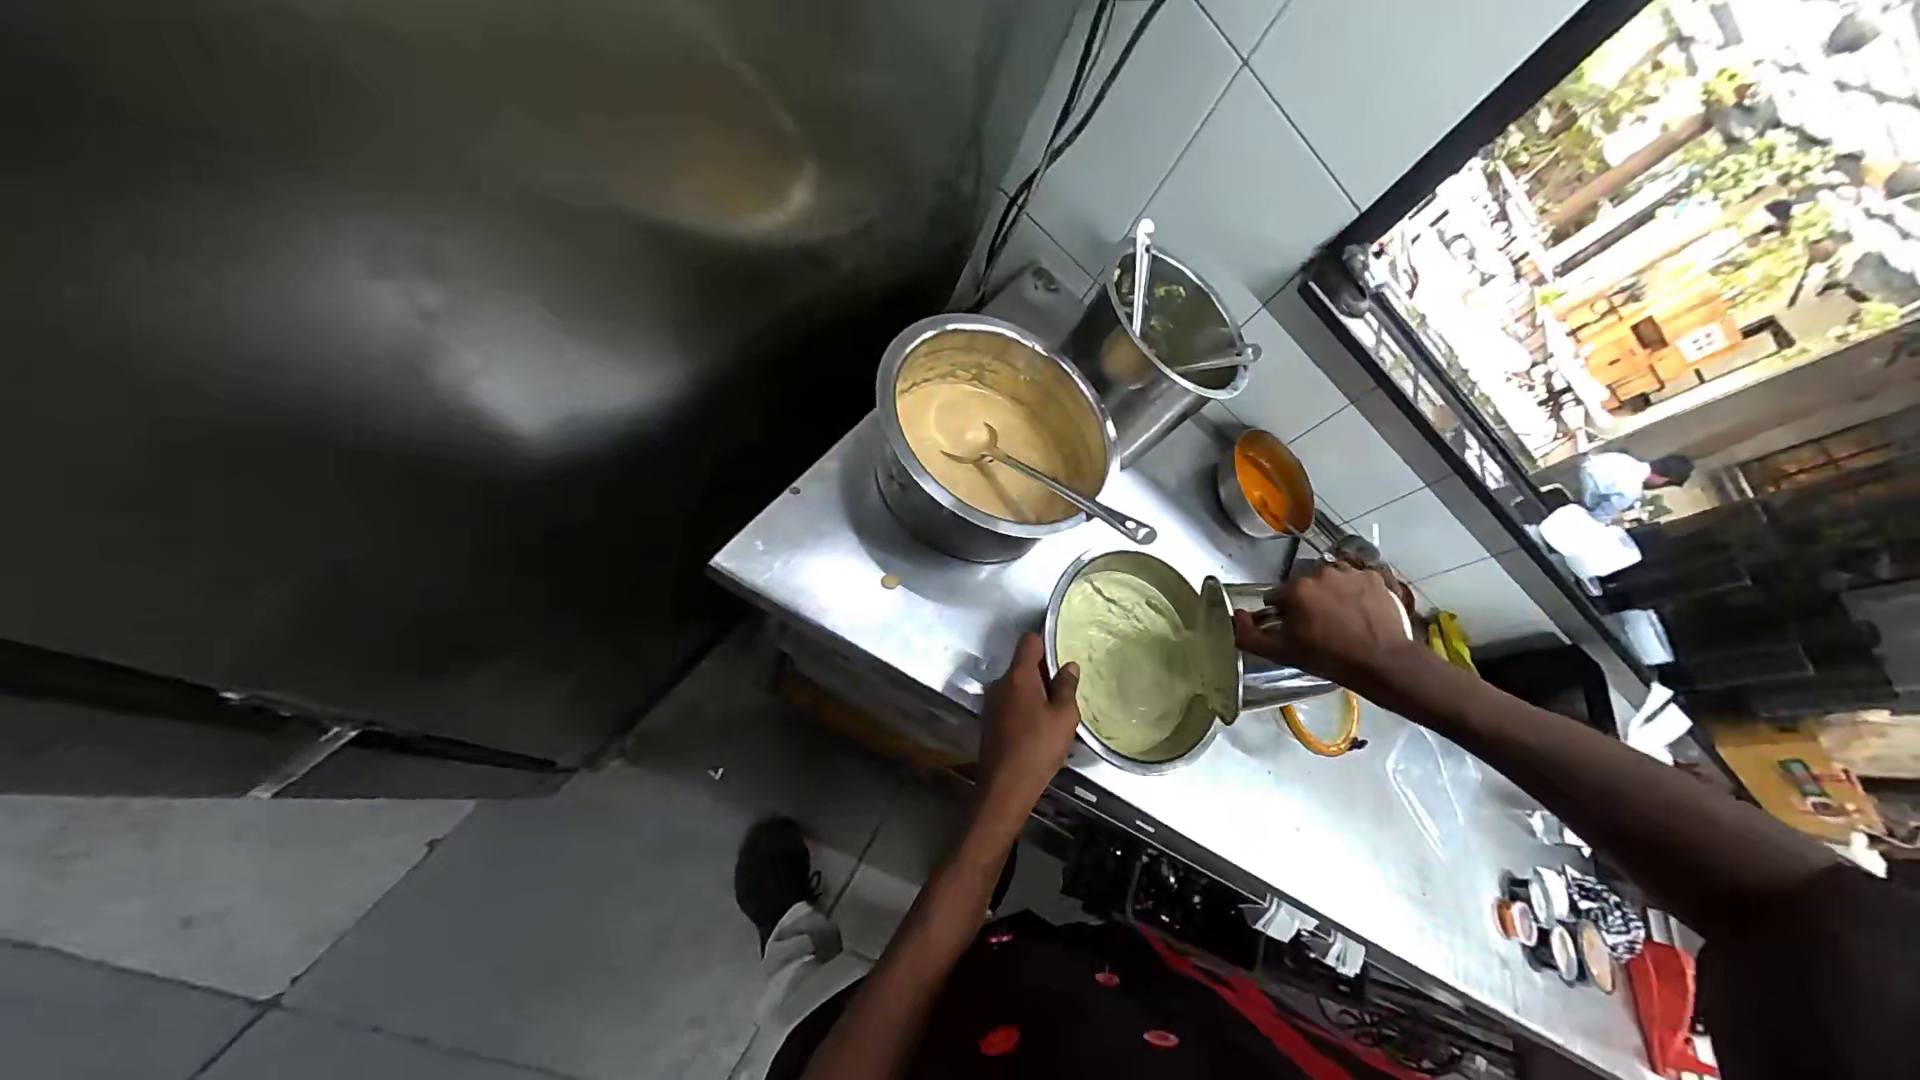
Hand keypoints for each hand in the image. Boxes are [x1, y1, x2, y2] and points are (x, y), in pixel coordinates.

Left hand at [978, 633, 1080, 808]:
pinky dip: (1023, 706)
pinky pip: (1009, 702)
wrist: (1005, 786)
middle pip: (1022, 664)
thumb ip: (1066, 687)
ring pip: (1016, 685)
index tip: (1062, 649)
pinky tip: (1038, 726)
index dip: (1045, 640)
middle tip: (1065, 686)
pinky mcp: (988, 720)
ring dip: (1033, 691)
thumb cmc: (1038, 747)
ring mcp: (991, 702)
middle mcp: (999, 683)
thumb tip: (1069, 666)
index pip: (1029, 641)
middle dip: (1043, 671)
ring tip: (1054, 710)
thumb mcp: (1064, 716)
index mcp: (1018, 676)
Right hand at [1232, 563, 1419, 696]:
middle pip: (1304, 586)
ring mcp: (1350, 573)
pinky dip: (1356, 592)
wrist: (1381, 662)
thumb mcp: (1281, 653)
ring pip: (1330, 580)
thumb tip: (1237, 615)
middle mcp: (1320, 574)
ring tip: (1342, 617)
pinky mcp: (1374, 577)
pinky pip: (1356, 580)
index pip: (1278, 597)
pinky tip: (1360, 611)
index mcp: (1295, 590)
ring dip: (1331, 593)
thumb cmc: (1328, 657)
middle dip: (1308, 601)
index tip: (1297, 630)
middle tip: (1321, 625)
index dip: (1284, 614)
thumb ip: (1249, 635)